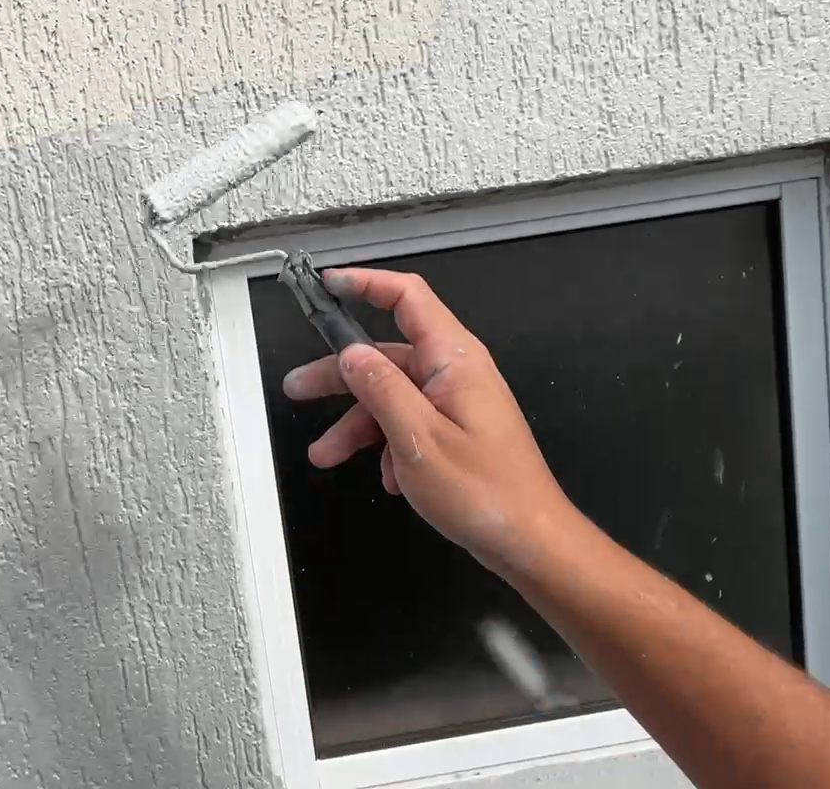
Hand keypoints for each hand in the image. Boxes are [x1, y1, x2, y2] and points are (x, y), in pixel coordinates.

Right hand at [280, 267, 575, 565]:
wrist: (533, 544)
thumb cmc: (482, 490)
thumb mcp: (417, 437)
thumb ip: (380, 387)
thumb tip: (349, 353)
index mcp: (452, 358)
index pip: (406, 297)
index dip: (365, 283)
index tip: (327, 285)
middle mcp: (453, 371)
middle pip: (385, 355)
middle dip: (338, 374)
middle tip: (296, 389)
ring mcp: (455, 401)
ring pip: (390, 395)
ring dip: (356, 423)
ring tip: (324, 454)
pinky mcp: (455, 429)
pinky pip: (407, 422)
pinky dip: (387, 445)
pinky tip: (387, 479)